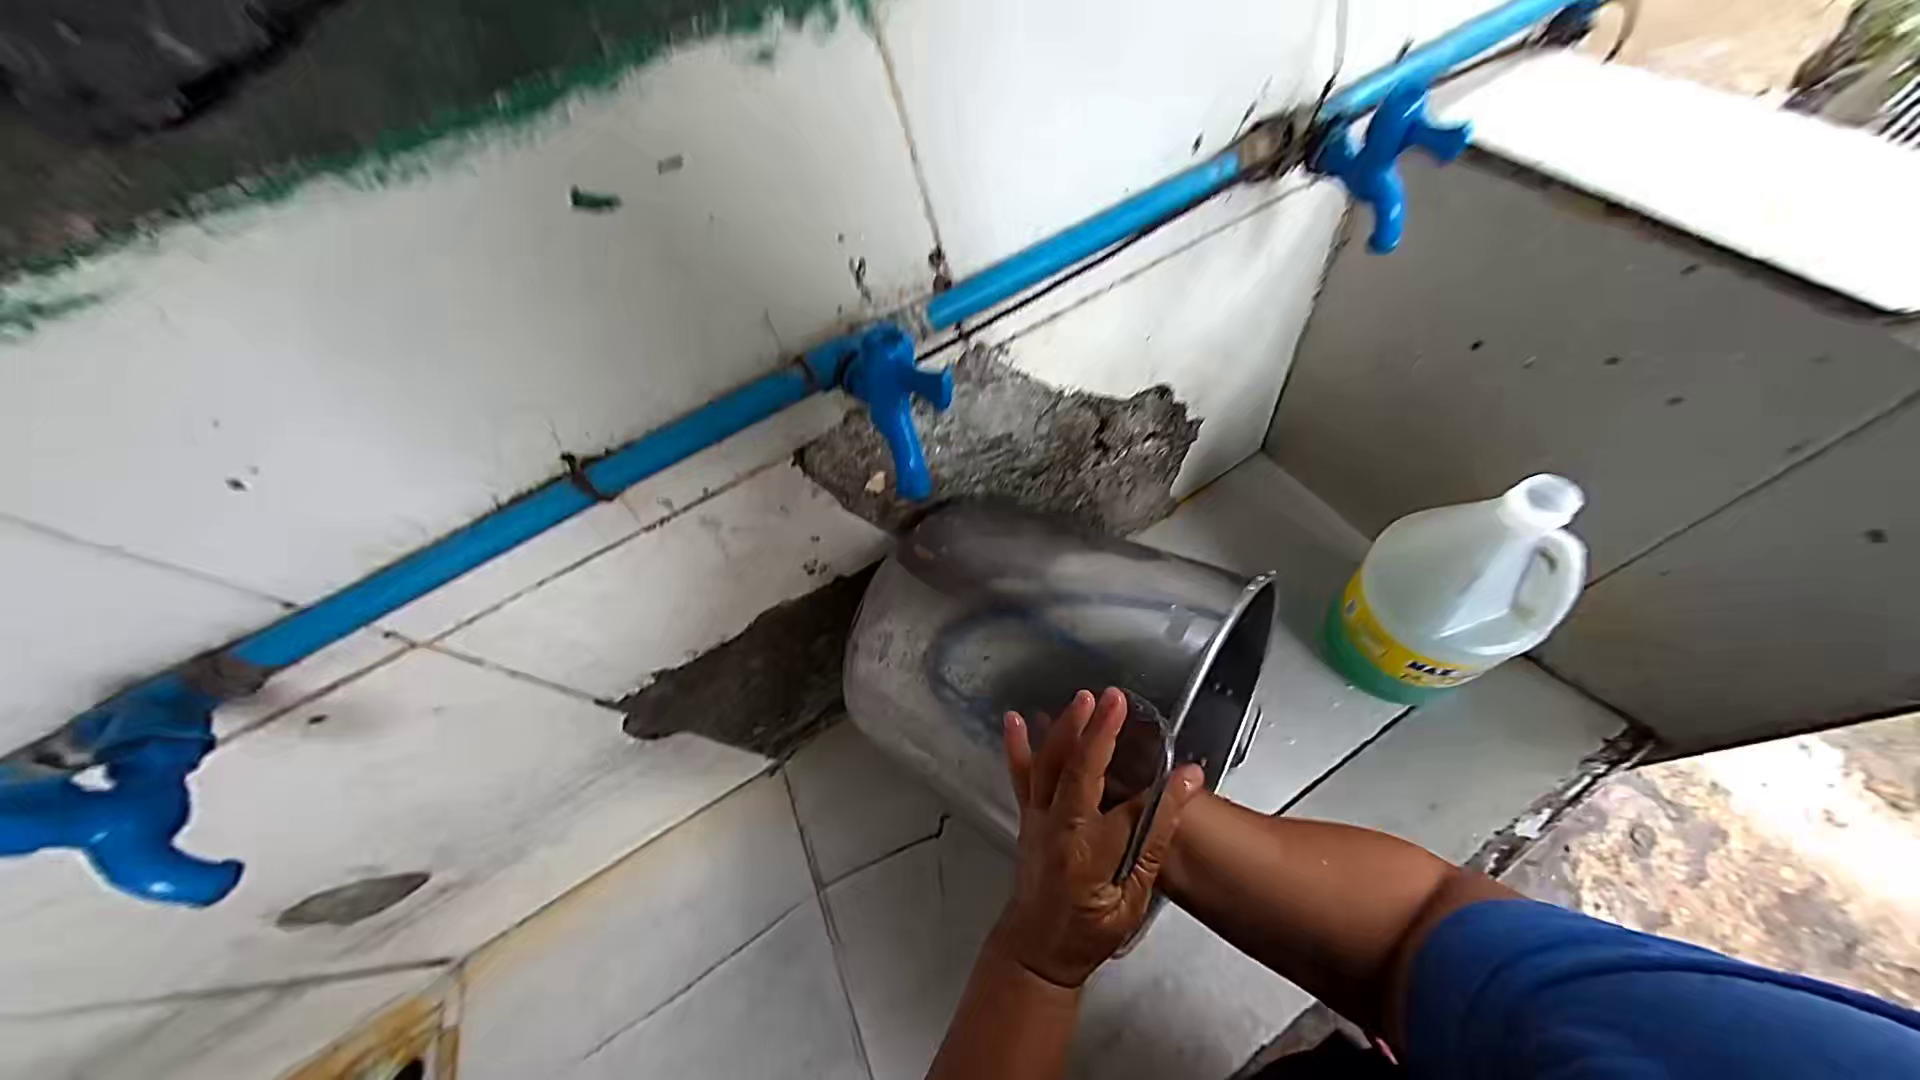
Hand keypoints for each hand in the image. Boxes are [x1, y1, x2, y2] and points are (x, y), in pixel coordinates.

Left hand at [990, 687, 1204, 988]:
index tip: (1183, 767)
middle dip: (1098, 732)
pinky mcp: (1027, 813)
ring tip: (1084, 699)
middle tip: (1115, 700)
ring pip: (1049, 764)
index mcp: (1087, 854)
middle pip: (1078, 772)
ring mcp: (1037, 818)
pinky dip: (1018, 745)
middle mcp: (1057, 829)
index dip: (1159, 789)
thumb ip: (1156, 843)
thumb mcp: (1131, 900)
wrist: (1035, 947)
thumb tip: (1184, 791)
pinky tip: (1016, 719)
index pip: (1127, 812)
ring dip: (1066, 728)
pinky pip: (1022, 774)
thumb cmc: (1087, 931)